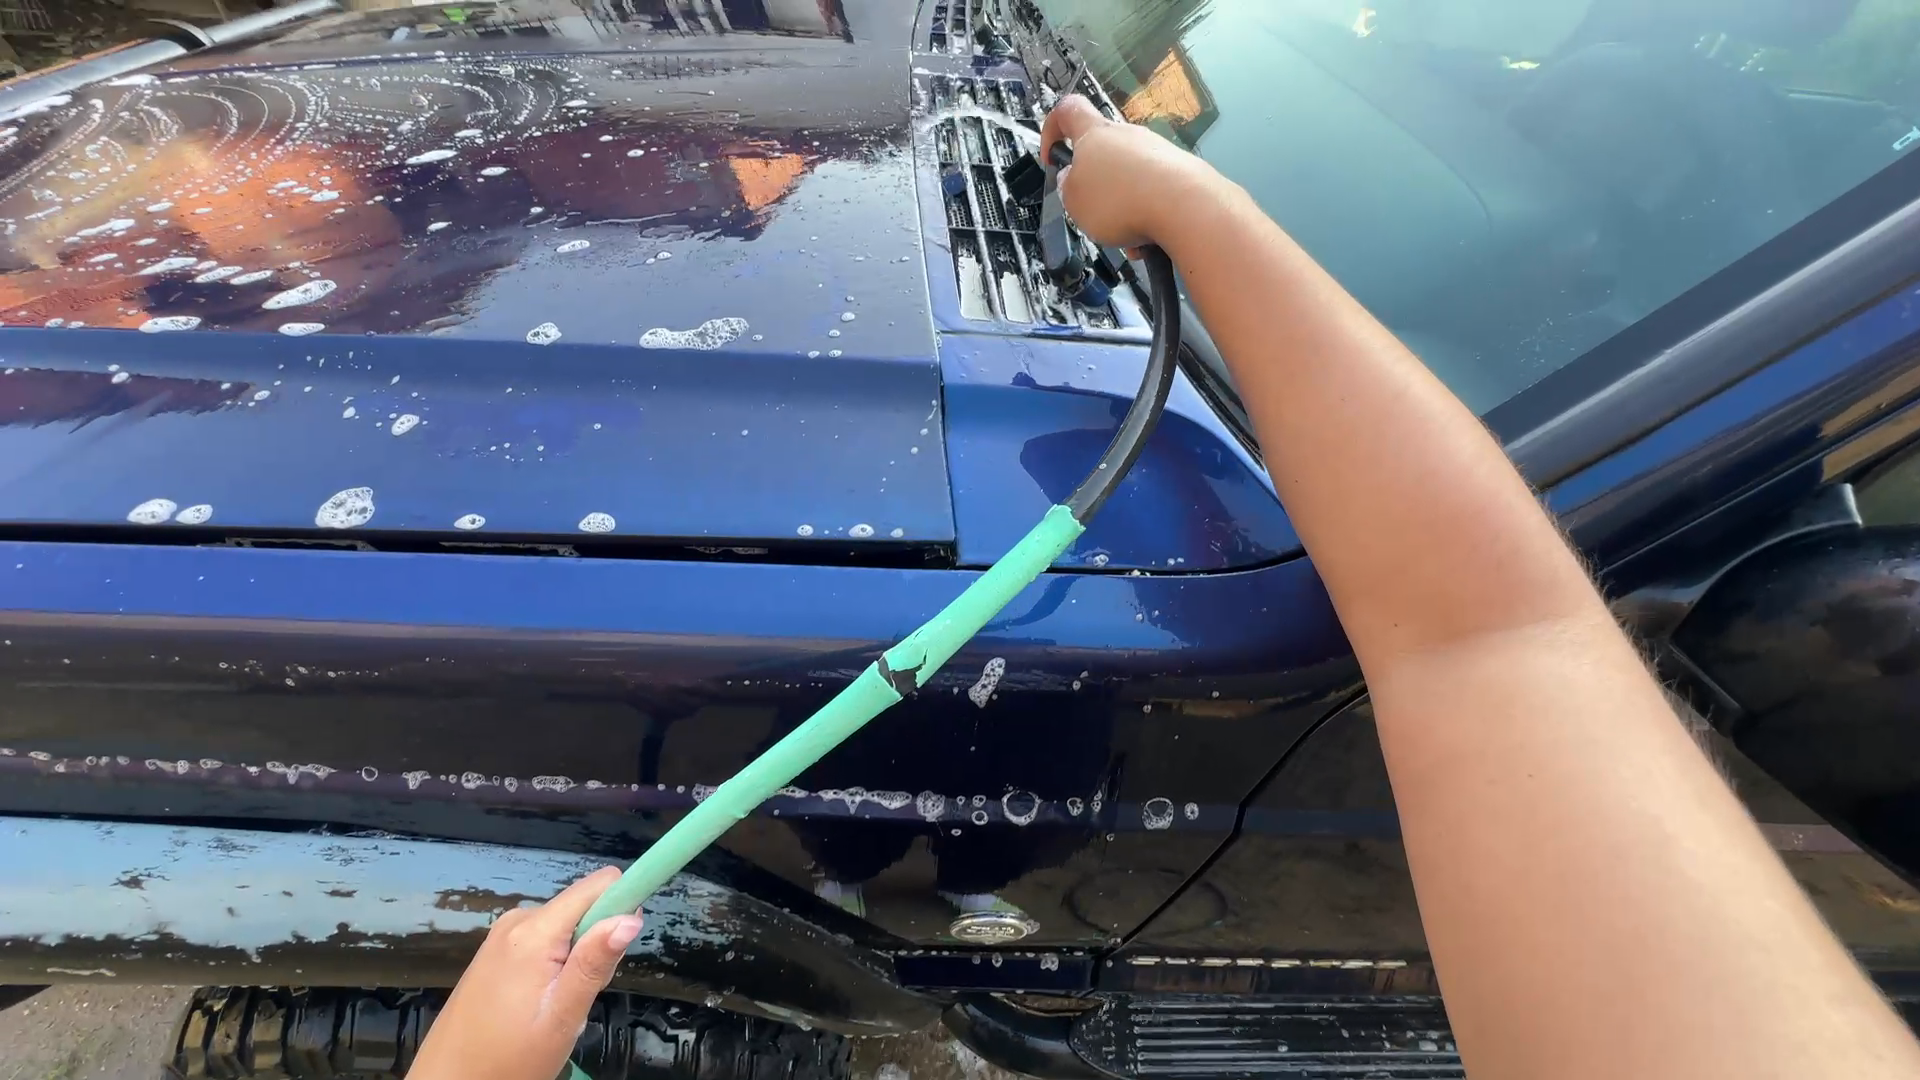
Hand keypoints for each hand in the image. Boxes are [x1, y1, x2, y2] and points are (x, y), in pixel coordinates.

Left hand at [410, 866, 642, 1079]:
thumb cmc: (505, 1064)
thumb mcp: (561, 1019)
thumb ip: (595, 963)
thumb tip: (632, 916)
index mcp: (535, 931)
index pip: (600, 884)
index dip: (623, 905)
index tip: (623, 945)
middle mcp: (518, 920)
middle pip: (585, 905)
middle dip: (596, 942)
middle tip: (581, 994)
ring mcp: (503, 935)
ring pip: (567, 923)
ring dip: (576, 956)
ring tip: (557, 1005)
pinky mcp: (495, 951)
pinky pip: (545, 938)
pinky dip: (554, 963)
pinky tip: (538, 1003)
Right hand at [1039, 94, 1217, 250]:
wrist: (1183, 206)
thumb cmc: (1120, 200)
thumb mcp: (1073, 200)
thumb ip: (1066, 186)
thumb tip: (1070, 179)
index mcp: (1094, 133)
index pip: (1068, 110)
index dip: (1052, 128)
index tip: (1051, 156)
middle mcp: (1126, 135)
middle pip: (1101, 153)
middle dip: (1093, 185)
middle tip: (1089, 212)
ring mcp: (1154, 151)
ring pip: (1126, 179)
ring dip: (1119, 207)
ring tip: (1122, 236)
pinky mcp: (1177, 171)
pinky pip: (1150, 193)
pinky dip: (1143, 215)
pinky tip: (1146, 239)